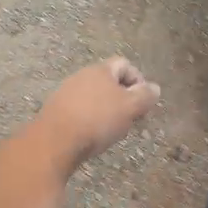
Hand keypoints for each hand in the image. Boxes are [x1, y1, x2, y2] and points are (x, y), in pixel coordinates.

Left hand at [30, 57, 161, 170]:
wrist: (53, 143)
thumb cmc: (97, 120)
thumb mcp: (130, 108)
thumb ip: (145, 96)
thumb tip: (154, 88)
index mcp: (101, 69)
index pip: (125, 65)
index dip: (138, 80)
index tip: (143, 102)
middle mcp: (82, 76)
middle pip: (108, 81)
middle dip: (122, 98)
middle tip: (130, 118)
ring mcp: (65, 93)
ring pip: (93, 97)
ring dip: (105, 110)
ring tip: (110, 131)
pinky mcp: (54, 112)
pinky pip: (78, 111)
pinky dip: (88, 120)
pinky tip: (90, 137)